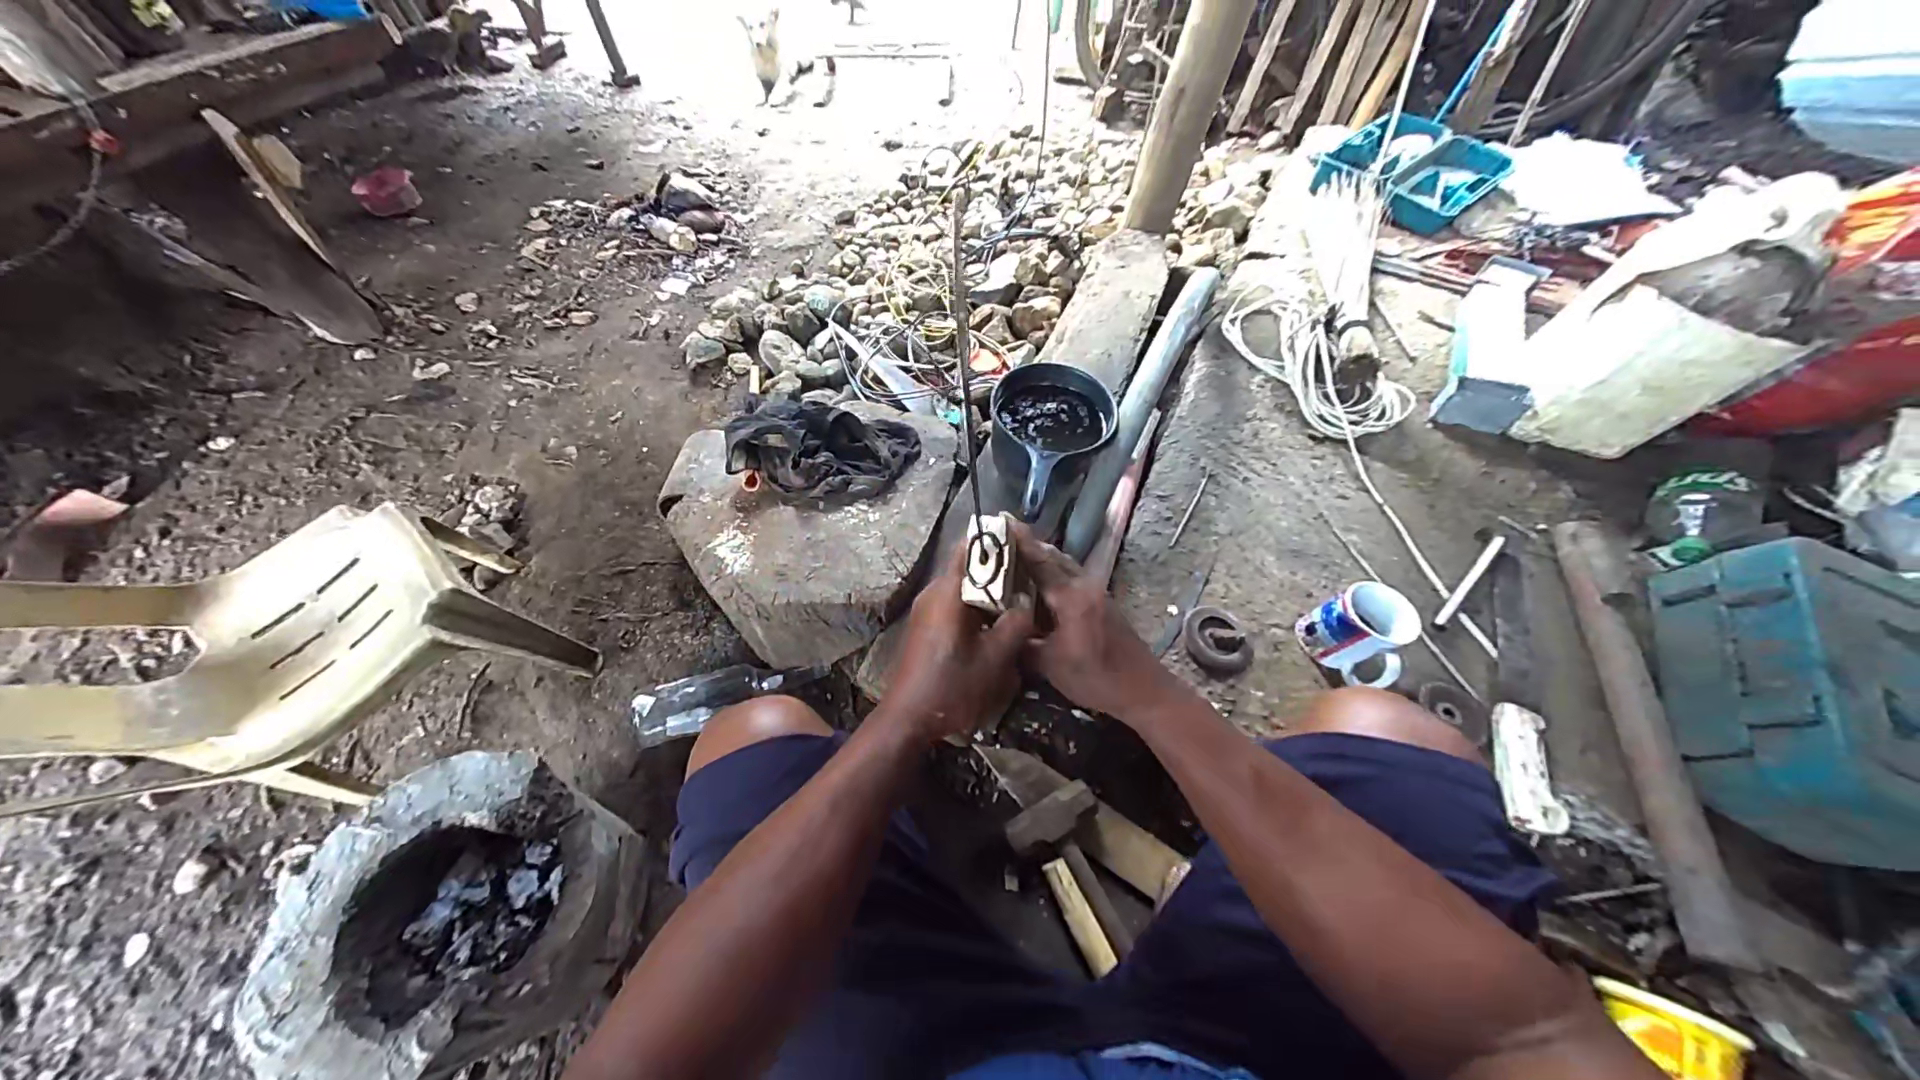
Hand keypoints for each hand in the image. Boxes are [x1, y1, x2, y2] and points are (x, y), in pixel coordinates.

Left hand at [880, 538, 1034, 742]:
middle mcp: (933, 593)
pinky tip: (997, 621)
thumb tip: (1028, 603)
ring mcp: (926, 609)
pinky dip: (976, 605)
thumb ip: (1015, 626)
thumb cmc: (950, 686)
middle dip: (999, 568)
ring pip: (962, 586)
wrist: (907, 718)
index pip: (970, 547)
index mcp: (948, 592)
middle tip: (1031, 575)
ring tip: (1020, 598)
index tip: (1024, 541)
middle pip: (968, 566)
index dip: (997, 540)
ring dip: (989, 590)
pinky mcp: (926, 626)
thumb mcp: (993, 659)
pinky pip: (955, 603)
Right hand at [1012, 522, 1188, 722]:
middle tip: (1002, 541)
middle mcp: (1086, 586)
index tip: (1002, 522)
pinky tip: (1041, 587)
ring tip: (1017, 560)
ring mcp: (1098, 592)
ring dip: (1043, 560)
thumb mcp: (1050, 665)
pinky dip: (1054, 575)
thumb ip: (1024, 644)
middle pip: (1054, 558)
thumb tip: (1002, 631)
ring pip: (1065, 567)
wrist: (1143, 690)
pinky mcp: (1103, 603)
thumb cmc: (1096, 678)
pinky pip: (1073, 578)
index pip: (1040, 562)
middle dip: (1028, 547)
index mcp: (1071, 597)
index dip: (1019, 542)